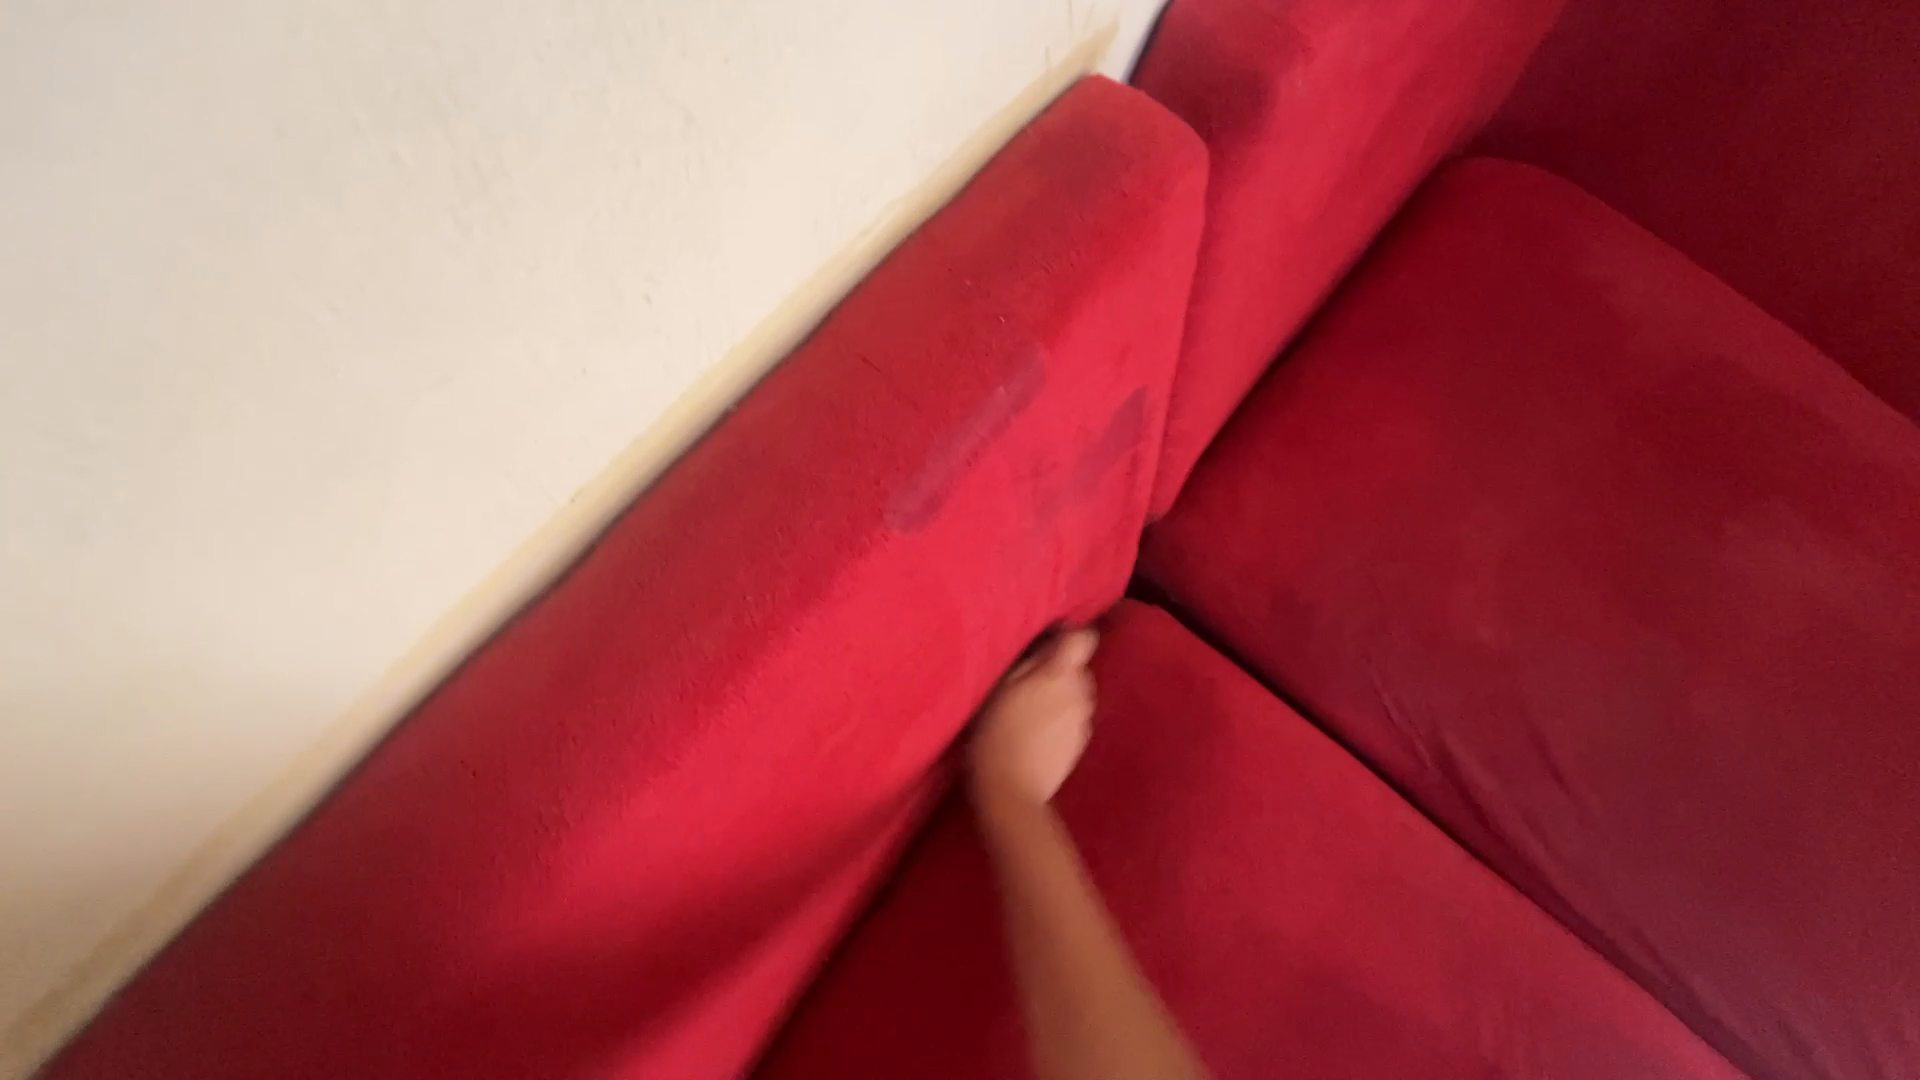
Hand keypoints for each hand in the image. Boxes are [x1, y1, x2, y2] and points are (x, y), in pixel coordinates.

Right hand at [970, 628, 1099, 807]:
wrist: (1012, 791)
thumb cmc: (996, 735)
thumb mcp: (1001, 689)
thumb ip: (1031, 662)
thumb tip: (1050, 644)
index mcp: (1060, 675)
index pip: (1084, 639)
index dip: (1069, 637)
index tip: (1048, 644)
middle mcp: (1080, 693)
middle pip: (1080, 667)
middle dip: (1060, 669)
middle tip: (1029, 683)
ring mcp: (1084, 720)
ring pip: (1079, 692)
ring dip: (1062, 693)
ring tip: (1032, 710)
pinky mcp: (1082, 742)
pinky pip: (1076, 716)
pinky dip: (1063, 716)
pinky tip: (1039, 732)